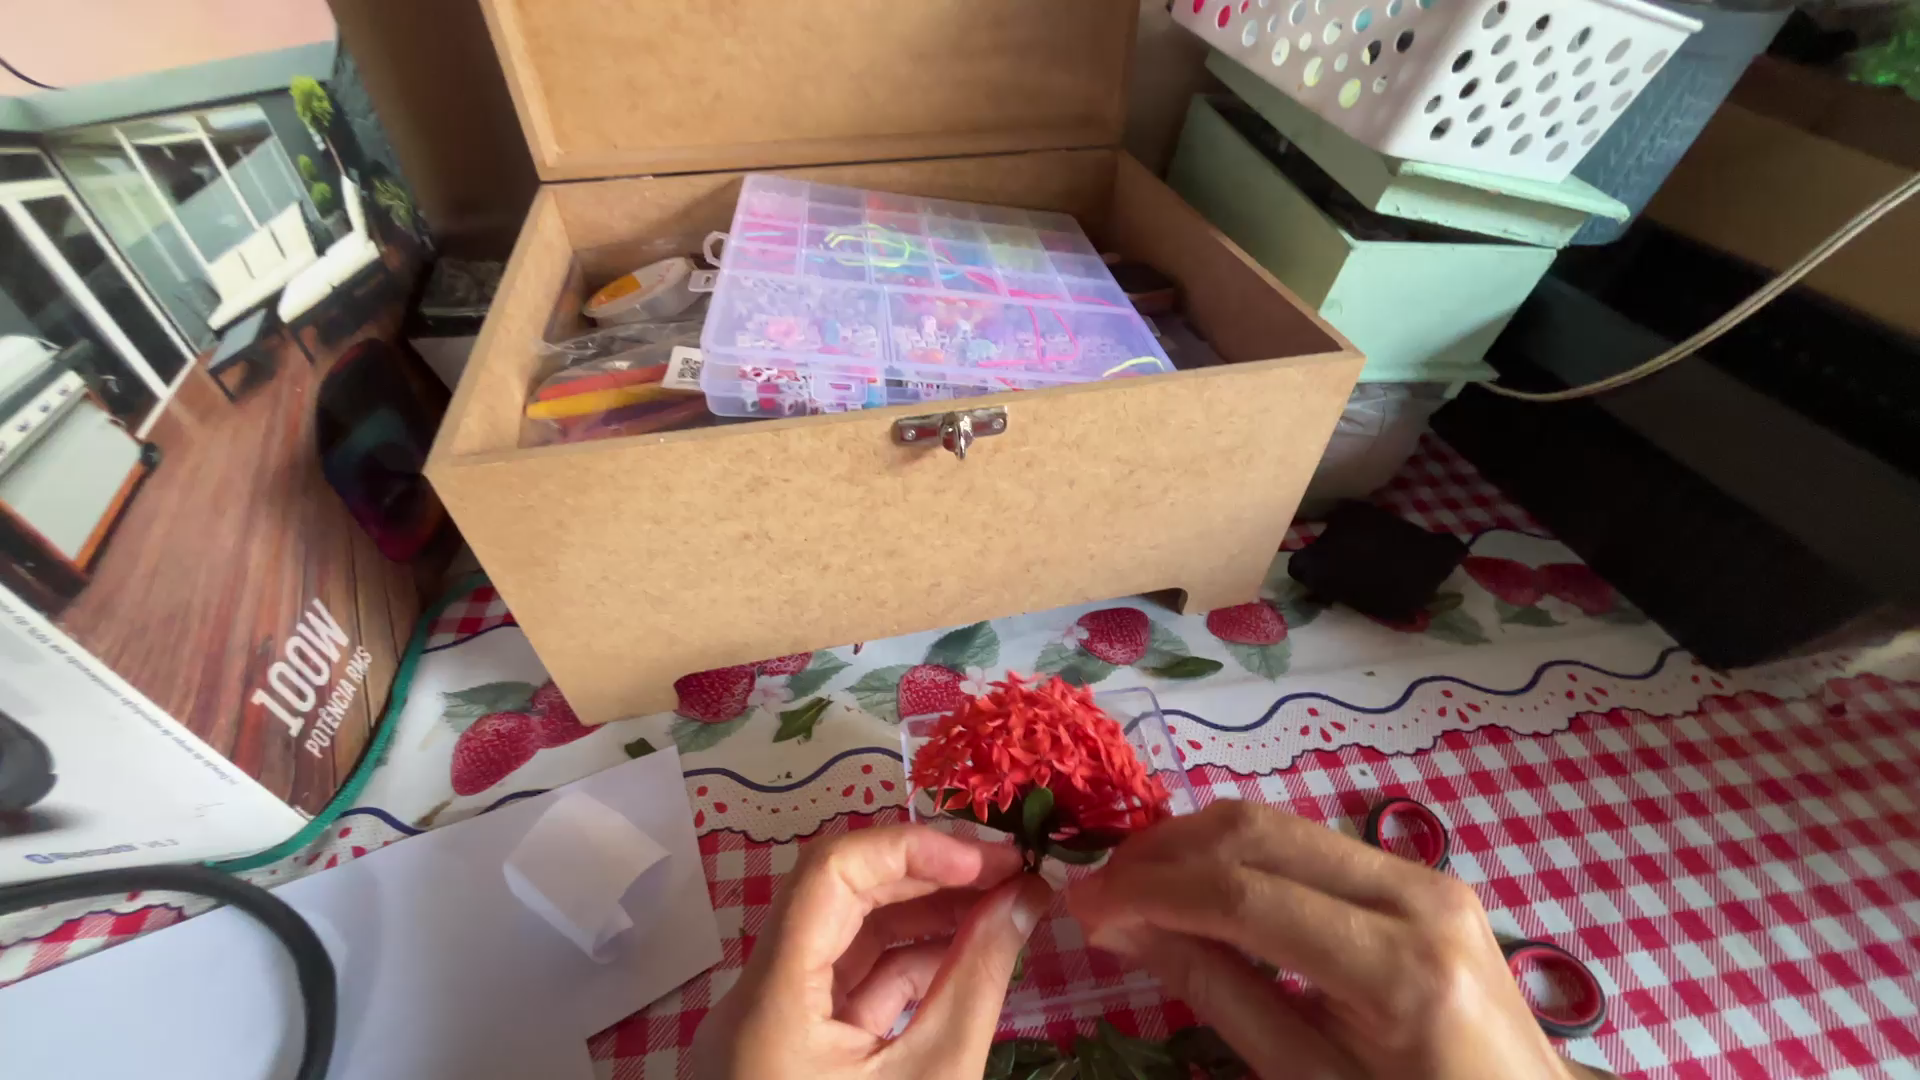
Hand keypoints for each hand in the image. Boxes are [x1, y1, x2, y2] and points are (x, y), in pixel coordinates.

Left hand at [693, 825, 1052, 1079]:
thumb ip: (980, 978)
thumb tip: (1028, 894)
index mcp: (770, 1002)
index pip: (830, 872)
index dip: (911, 845)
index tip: (987, 856)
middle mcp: (759, 993)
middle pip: (843, 892)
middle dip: (932, 870)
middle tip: (1012, 866)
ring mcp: (776, 1016)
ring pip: (853, 930)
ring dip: (931, 908)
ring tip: (1007, 898)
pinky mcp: (799, 1039)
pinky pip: (858, 976)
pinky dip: (916, 955)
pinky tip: (973, 944)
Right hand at [1067, 801, 1579, 1079]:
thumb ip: (1210, 987)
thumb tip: (1112, 921)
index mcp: (1401, 971)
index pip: (1243, 897)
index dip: (1149, 890)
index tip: (1083, 901)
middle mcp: (1416, 894)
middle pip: (1253, 834)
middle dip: (1161, 852)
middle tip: (1102, 886)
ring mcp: (1422, 872)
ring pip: (1270, 823)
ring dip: (1190, 844)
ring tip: (1136, 881)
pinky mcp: (1413, 869)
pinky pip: (1299, 840)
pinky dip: (1232, 852)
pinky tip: (1196, 880)